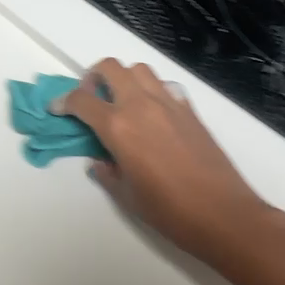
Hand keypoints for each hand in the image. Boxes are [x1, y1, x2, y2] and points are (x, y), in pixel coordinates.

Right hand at [55, 59, 274, 259]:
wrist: (226, 217)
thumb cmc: (172, 212)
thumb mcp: (127, 197)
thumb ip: (107, 173)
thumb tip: (100, 161)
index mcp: (118, 127)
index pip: (81, 100)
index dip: (63, 102)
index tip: (58, 109)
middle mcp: (140, 106)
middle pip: (109, 67)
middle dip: (93, 77)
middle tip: (92, 98)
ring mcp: (168, 104)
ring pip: (138, 69)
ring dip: (124, 78)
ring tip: (122, 101)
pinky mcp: (190, 110)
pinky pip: (165, 86)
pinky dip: (152, 90)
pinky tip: (154, 114)